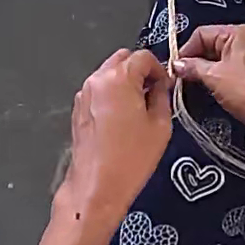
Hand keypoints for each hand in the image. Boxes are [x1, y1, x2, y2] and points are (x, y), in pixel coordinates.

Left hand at [55, 49, 173, 227]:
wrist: (97, 188)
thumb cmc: (129, 160)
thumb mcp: (161, 125)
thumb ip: (162, 95)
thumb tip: (161, 85)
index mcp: (119, 79)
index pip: (144, 56)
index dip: (159, 68)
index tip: (166, 84)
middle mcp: (98, 81)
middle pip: (124, 58)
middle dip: (141, 71)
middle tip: (154, 91)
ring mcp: (85, 94)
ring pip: (110, 72)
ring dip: (125, 81)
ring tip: (139, 107)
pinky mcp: (79, 108)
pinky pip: (100, 89)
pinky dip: (112, 93)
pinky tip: (123, 118)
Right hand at [173, 25, 244, 141]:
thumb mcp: (215, 77)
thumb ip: (193, 67)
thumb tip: (177, 64)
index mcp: (237, 32)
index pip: (201, 33)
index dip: (186, 50)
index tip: (175, 69)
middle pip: (209, 44)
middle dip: (194, 60)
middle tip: (181, 79)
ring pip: (217, 58)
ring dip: (204, 70)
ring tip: (194, 85)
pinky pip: (228, 68)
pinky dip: (216, 76)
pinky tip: (211, 89)